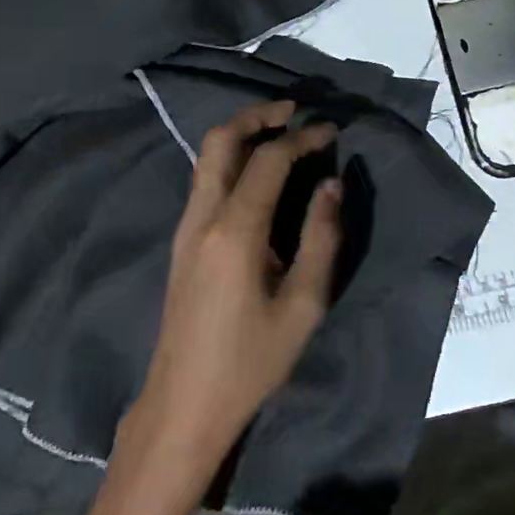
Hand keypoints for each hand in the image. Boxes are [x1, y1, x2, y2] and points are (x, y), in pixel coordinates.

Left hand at [132, 101, 342, 454]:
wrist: (184, 403)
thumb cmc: (251, 360)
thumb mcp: (304, 305)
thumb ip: (321, 237)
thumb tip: (331, 184)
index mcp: (235, 231)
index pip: (269, 160)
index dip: (303, 137)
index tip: (332, 130)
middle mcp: (202, 217)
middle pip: (221, 141)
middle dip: (258, 116)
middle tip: (295, 111)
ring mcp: (185, 227)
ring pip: (206, 157)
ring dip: (242, 134)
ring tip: (281, 131)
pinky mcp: (182, 240)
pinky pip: (204, 179)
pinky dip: (231, 158)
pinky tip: (258, 171)